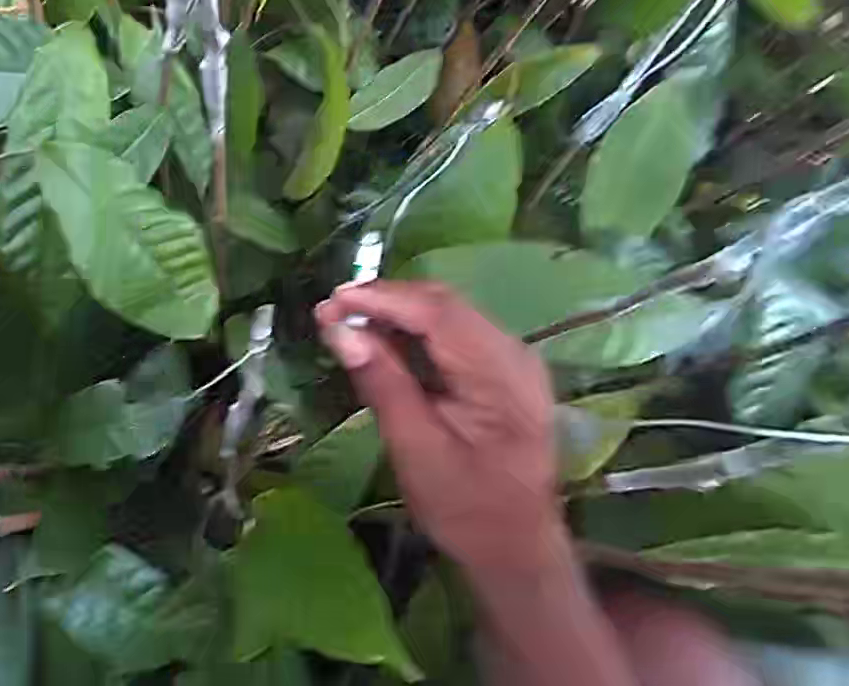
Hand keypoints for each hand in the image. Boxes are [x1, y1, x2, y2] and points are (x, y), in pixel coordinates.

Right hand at [314, 282, 563, 576]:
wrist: (517, 549)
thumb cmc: (466, 510)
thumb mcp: (417, 452)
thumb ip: (381, 383)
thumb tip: (339, 329)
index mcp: (502, 377)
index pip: (438, 314)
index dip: (382, 299)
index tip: (332, 302)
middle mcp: (514, 353)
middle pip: (442, 304)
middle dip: (384, 300)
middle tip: (331, 312)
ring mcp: (511, 355)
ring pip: (445, 310)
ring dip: (394, 310)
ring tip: (346, 321)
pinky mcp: (501, 363)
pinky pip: (451, 328)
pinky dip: (412, 326)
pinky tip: (381, 335)